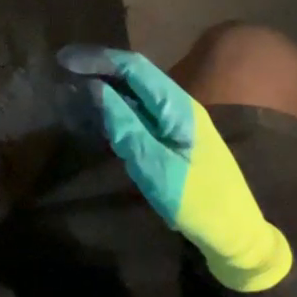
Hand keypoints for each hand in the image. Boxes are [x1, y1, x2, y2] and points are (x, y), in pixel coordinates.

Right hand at [58, 45, 292, 292]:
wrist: (237, 238)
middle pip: (131, 74)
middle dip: (95, 69)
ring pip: (131, 92)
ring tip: (67, 92)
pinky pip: (135, 111)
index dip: (97, 58)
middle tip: (60, 71)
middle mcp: (178, 106)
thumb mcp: (155, 166)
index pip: (134, 66)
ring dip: (100, 87)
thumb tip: (90, 86)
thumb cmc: (199, 202)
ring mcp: (175, 122)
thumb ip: (123, 123)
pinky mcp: (170, 138)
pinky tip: (89, 115)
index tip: (63, 61)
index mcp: (179, 107)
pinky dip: (109, 107)